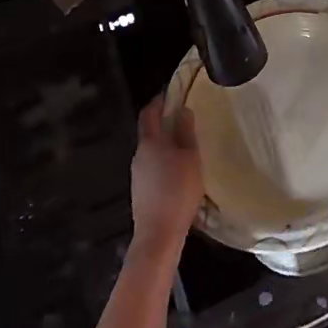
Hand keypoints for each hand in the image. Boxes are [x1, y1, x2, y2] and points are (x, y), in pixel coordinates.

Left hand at [130, 97, 202, 249]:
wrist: (159, 232)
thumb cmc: (178, 190)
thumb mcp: (190, 158)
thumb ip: (186, 133)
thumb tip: (183, 110)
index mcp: (150, 141)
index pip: (149, 113)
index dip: (158, 101)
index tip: (169, 94)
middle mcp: (139, 154)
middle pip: (149, 132)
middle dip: (163, 124)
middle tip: (181, 121)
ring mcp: (137, 173)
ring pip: (151, 152)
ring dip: (164, 146)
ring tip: (183, 149)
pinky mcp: (140, 190)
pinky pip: (151, 168)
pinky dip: (162, 164)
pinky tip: (176, 174)